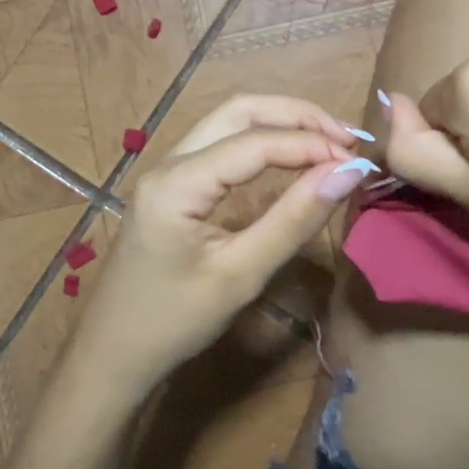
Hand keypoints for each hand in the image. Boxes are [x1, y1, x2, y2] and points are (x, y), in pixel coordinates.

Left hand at [73, 96, 377, 392]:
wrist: (111, 357)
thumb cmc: (172, 323)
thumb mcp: (240, 276)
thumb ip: (293, 221)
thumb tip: (347, 173)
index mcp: (178, 182)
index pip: (255, 142)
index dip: (310, 143)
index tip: (357, 161)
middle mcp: (170, 162)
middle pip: (240, 111)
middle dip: (297, 116)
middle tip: (347, 138)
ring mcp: (168, 170)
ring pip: (230, 121)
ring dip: (281, 123)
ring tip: (329, 142)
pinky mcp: (174, 184)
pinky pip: (222, 144)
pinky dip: (263, 142)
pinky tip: (292, 158)